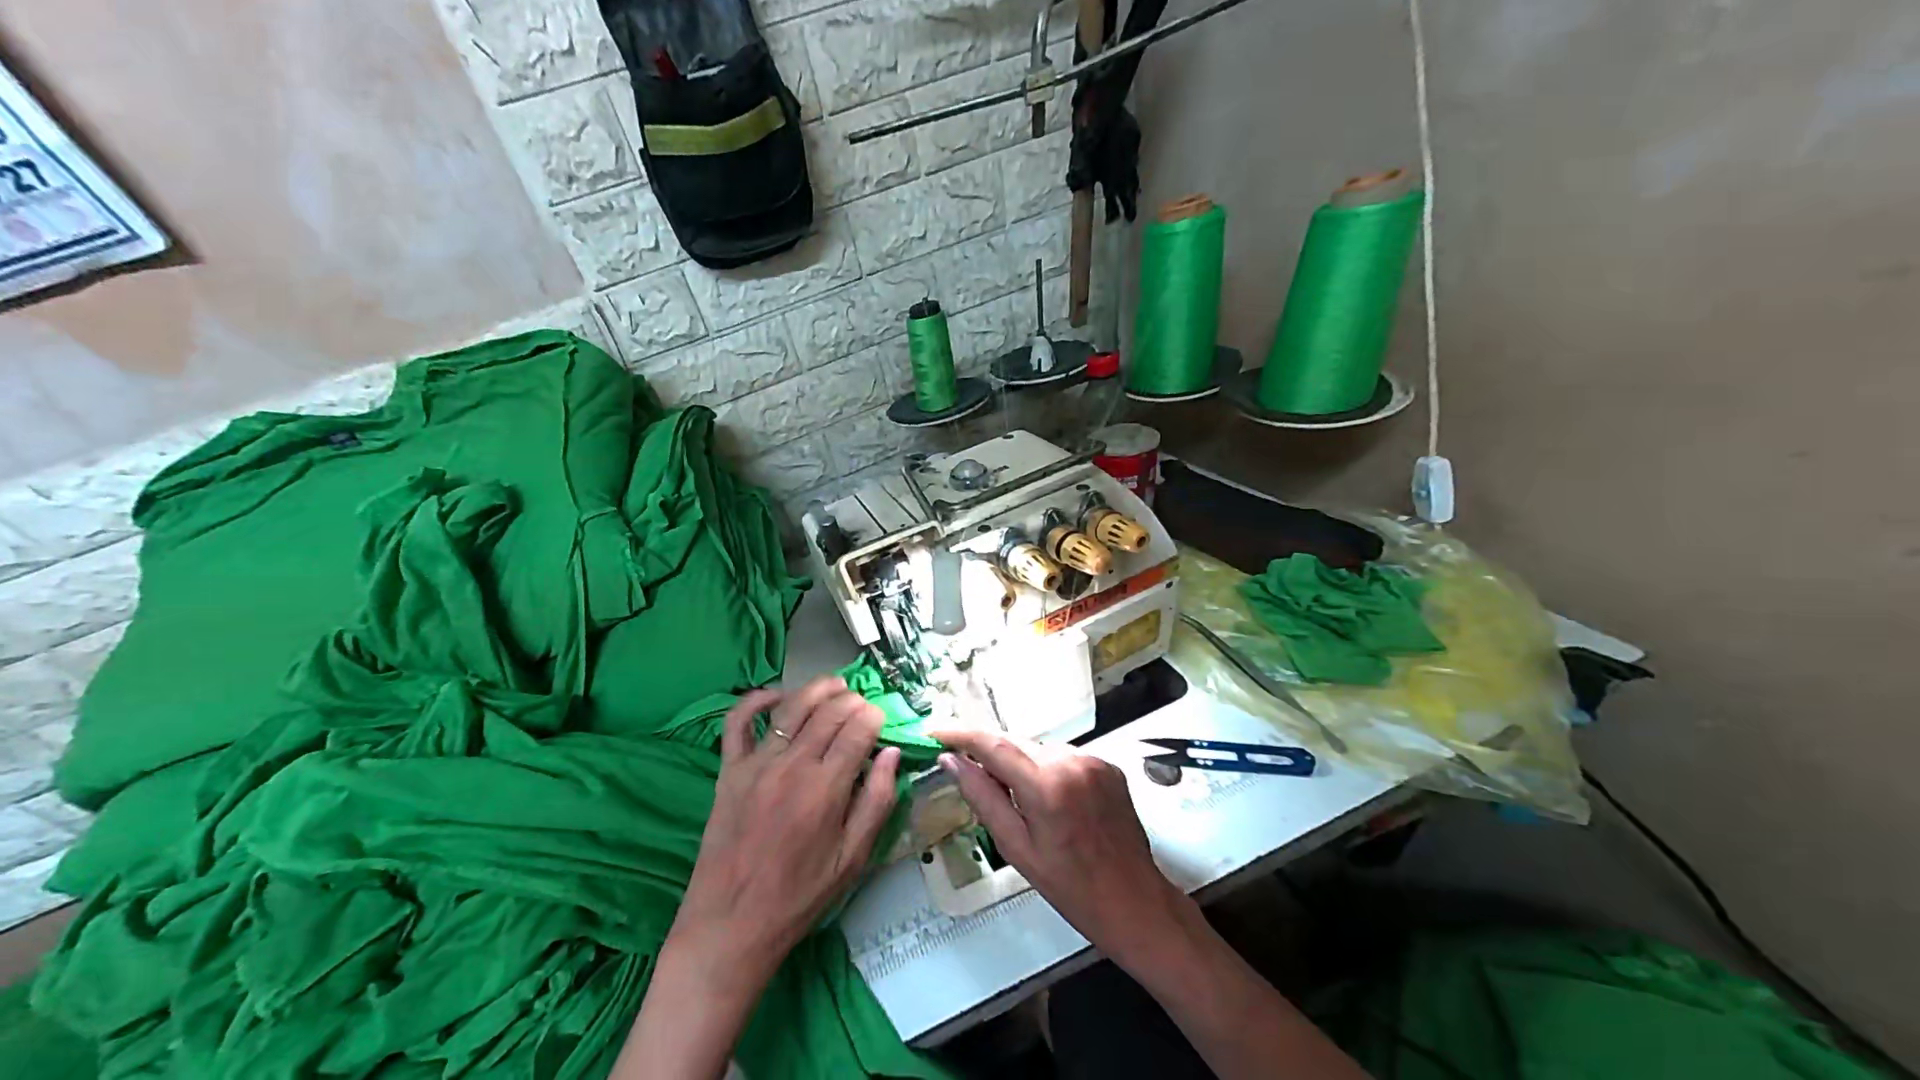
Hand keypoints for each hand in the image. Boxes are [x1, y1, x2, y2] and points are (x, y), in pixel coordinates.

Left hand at [615, 678, 900, 1079]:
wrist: (730, 925)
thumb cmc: (799, 897)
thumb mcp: (852, 859)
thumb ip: (877, 802)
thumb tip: (891, 755)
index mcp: (826, 789)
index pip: (858, 729)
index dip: (875, 718)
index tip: (882, 722)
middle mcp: (792, 765)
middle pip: (829, 712)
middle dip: (853, 700)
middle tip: (863, 706)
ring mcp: (756, 764)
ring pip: (791, 706)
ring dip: (817, 689)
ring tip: (835, 686)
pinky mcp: (728, 770)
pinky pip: (737, 722)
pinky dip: (756, 700)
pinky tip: (776, 695)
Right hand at [931, 730, 1374, 1079]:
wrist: (1134, 901)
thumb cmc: (1071, 887)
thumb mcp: (1017, 847)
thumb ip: (982, 797)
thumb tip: (951, 761)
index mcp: (1046, 785)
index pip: (992, 744)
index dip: (959, 733)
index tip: (935, 731)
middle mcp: (1071, 762)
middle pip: (1016, 742)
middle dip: (991, 753)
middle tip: (972, 775)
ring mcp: (1094, 761)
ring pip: (1039, 748)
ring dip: (1021, 763)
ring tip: (1021, 802)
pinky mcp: (1108, 765)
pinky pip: (1064, 757)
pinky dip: (1047, 769)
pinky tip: (1051, 801)